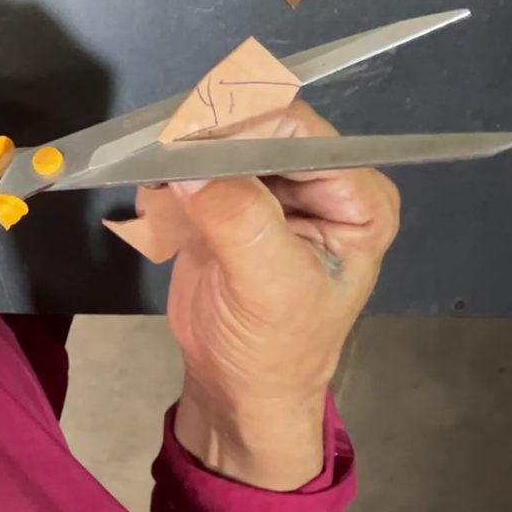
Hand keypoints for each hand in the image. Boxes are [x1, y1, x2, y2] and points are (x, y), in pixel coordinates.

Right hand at [159, 101, 399, 488]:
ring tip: (157, 191)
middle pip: (255, 128)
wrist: (234, 385)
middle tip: (159, 158)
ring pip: (217, 142)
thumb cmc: (273, 348)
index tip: (187, 138)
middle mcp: (316, 182)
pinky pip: (191, 166)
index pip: (298, 132)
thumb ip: (239, 219)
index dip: (243, 126)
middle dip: (204, 140)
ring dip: (179, 158)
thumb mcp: (268, 287)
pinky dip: (166, 177)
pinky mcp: (226, 200)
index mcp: (354, 195)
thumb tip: (188, 164)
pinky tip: (157, 208)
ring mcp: (268, 189)